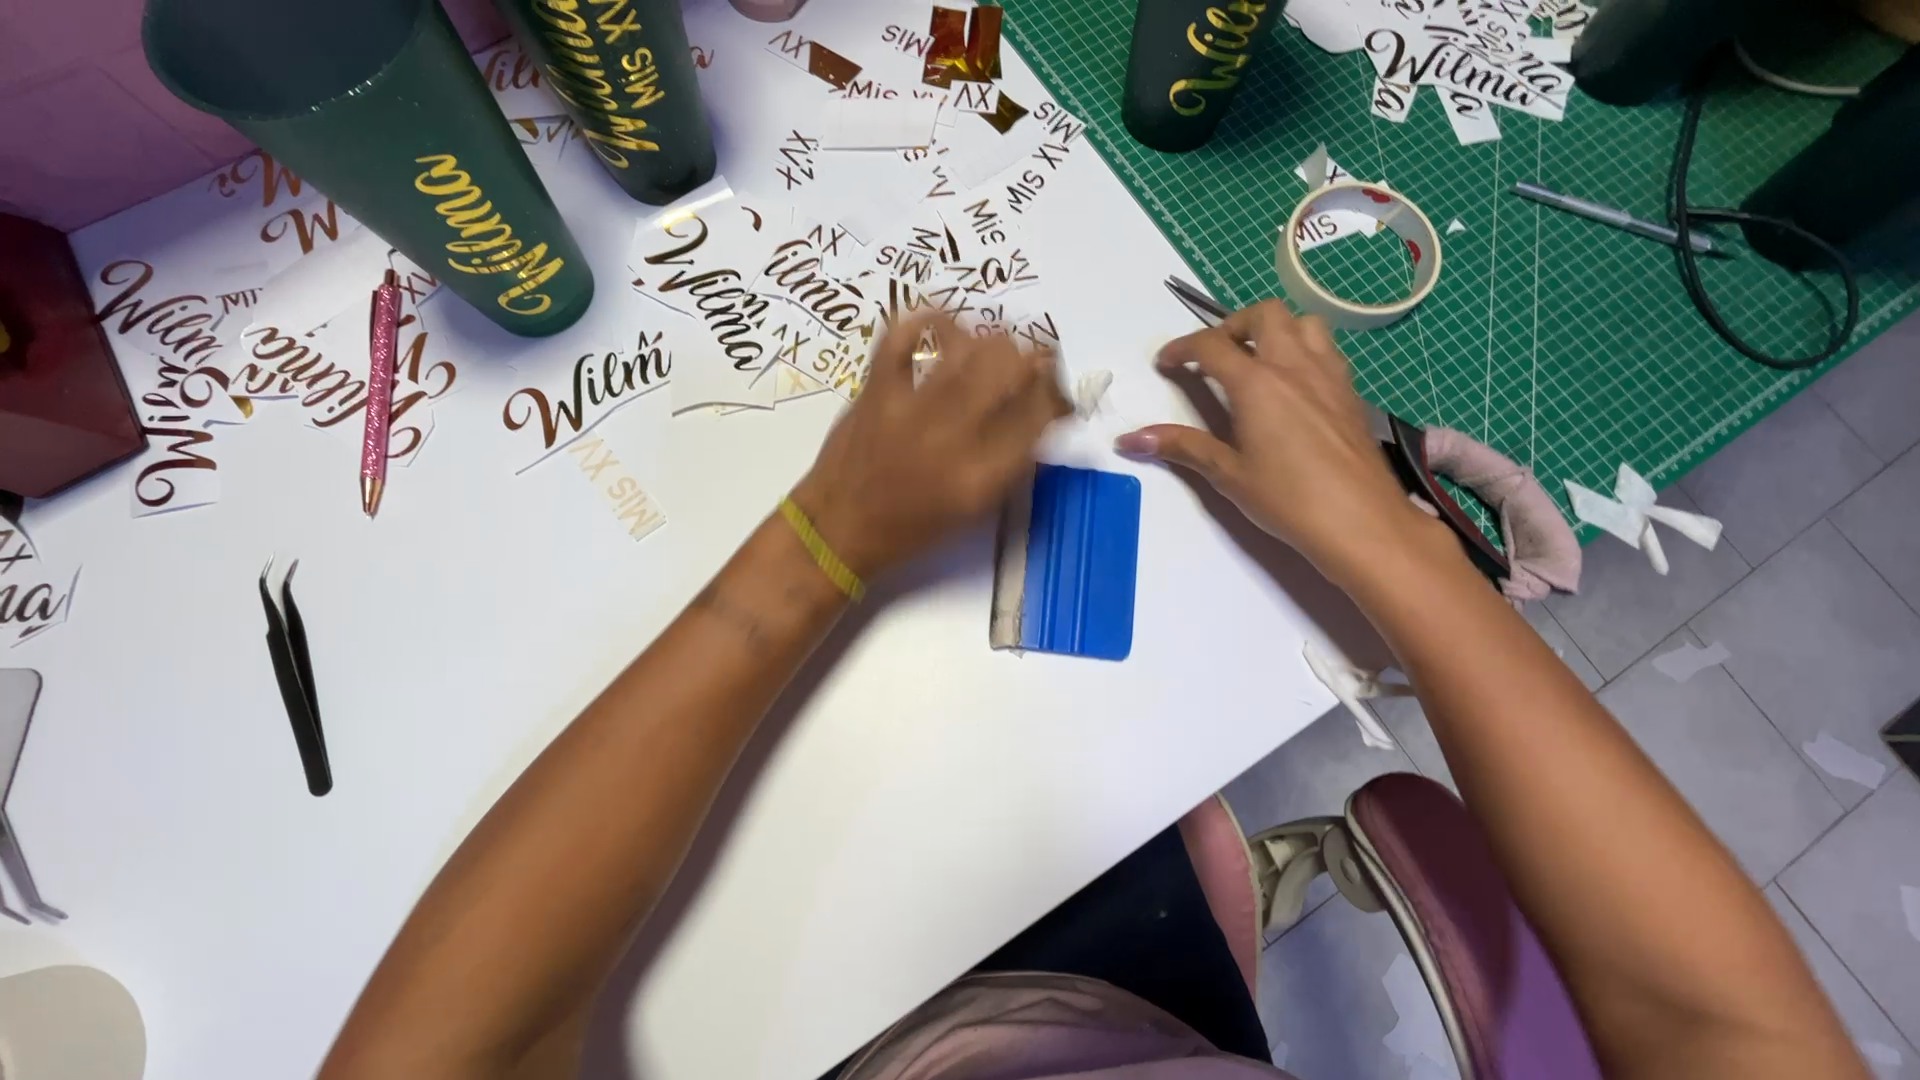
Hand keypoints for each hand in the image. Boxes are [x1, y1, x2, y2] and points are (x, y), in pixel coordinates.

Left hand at [792, 314, 1070, 578]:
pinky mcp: (876, 390)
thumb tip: (1039, 411)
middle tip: (1027, 361)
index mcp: (983, 476)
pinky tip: (942, 322)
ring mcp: (911, 408)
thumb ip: (1011, 461)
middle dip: (1030, 357)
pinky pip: (902, 337)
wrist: (838, 529)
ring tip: (991, 345)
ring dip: (991, 338)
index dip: (1055, 392)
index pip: (1039, 413)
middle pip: (1010, 367)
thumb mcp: (975, 508)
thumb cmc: (912, 528)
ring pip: (969, 346)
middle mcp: (953, 437)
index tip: (1052, 387)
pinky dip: (926, 321)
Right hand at [1116, 300, 1441, 587]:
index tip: (1166, 364)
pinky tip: (1292, 387)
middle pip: (1263, 316)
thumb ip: (1181, 446)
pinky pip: (1325, 350)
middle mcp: (1294, 366)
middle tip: (1214, 356)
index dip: (1182, 349)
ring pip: (1302, 323)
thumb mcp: (1227, 473)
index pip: (1211, 346)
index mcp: (1257, 383)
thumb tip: (1128, 440)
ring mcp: (1328, 375)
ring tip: (1256, 361)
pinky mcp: (1350, 393)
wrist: (1361, 520)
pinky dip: (1302, 351)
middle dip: (1231, 326)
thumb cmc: (1287, 499)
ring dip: (1274, 331)